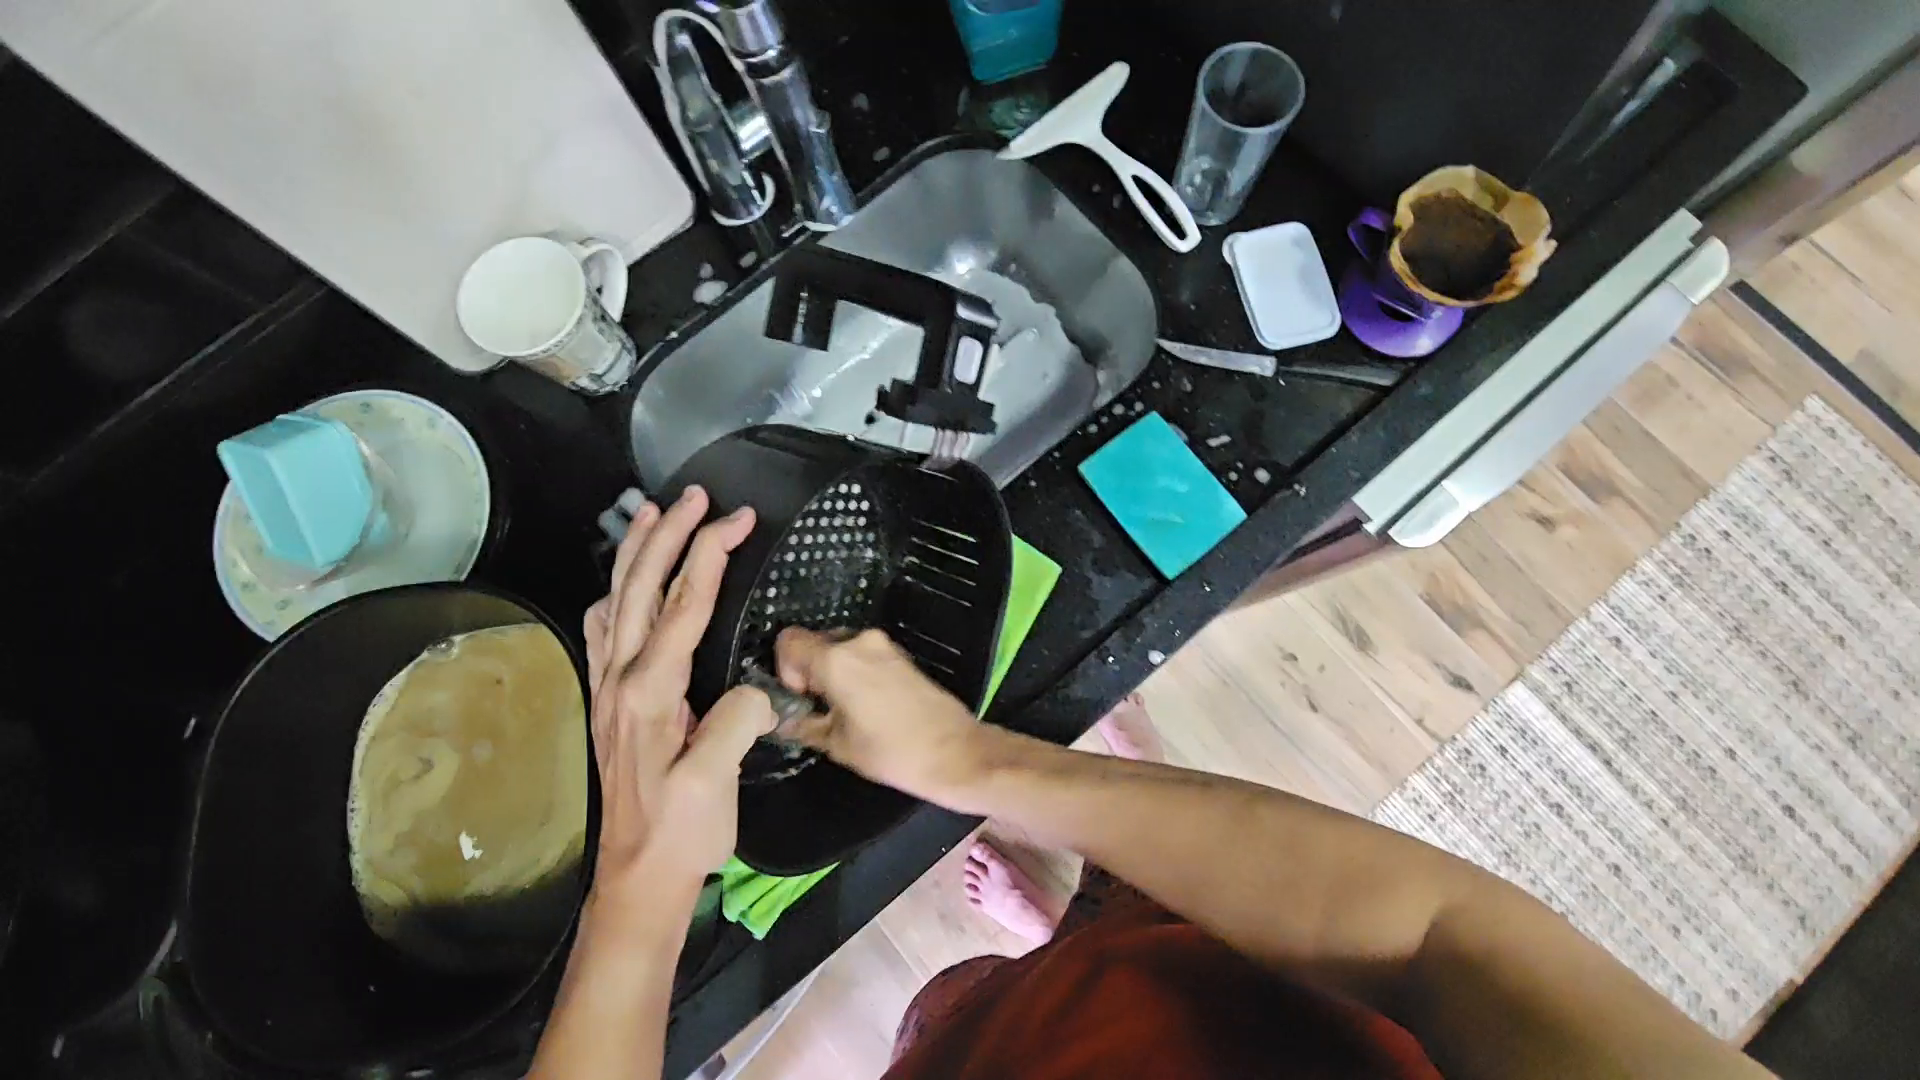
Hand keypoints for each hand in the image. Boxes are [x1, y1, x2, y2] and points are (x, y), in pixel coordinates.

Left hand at [583, 486, 775, 897]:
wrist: (638, 876)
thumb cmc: (681, 831)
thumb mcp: (716, 782)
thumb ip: (735, 723)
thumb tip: (754, 691)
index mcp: (651, 691)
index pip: (682, 604)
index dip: (709, 554)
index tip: (737, 519)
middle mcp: (622, 679)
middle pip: (641, 588)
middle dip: (668, 535)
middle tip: (693, 495)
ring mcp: (611, 688)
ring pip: (616, 601)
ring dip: (635, 553)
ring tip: (651, 514)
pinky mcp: (612, 701)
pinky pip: (606, 631)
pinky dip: (617, 593)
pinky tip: (624, 587)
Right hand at [773, 628, 987, 802]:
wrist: (955, 751)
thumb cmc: (892, 751)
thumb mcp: (839, 745)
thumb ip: (806, 725)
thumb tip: (786, 721)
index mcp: (837, 659)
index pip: (789, 641)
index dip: (786, 669)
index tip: (801, 698)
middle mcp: (860, 642)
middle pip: (816, 643)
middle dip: (810, 672)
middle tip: (820, 708)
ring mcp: (885, 646)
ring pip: (842, 650)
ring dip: (834, 673)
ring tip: (846, 711)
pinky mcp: (902, 656)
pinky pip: (864, 656)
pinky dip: (856, 673)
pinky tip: (868, 706)